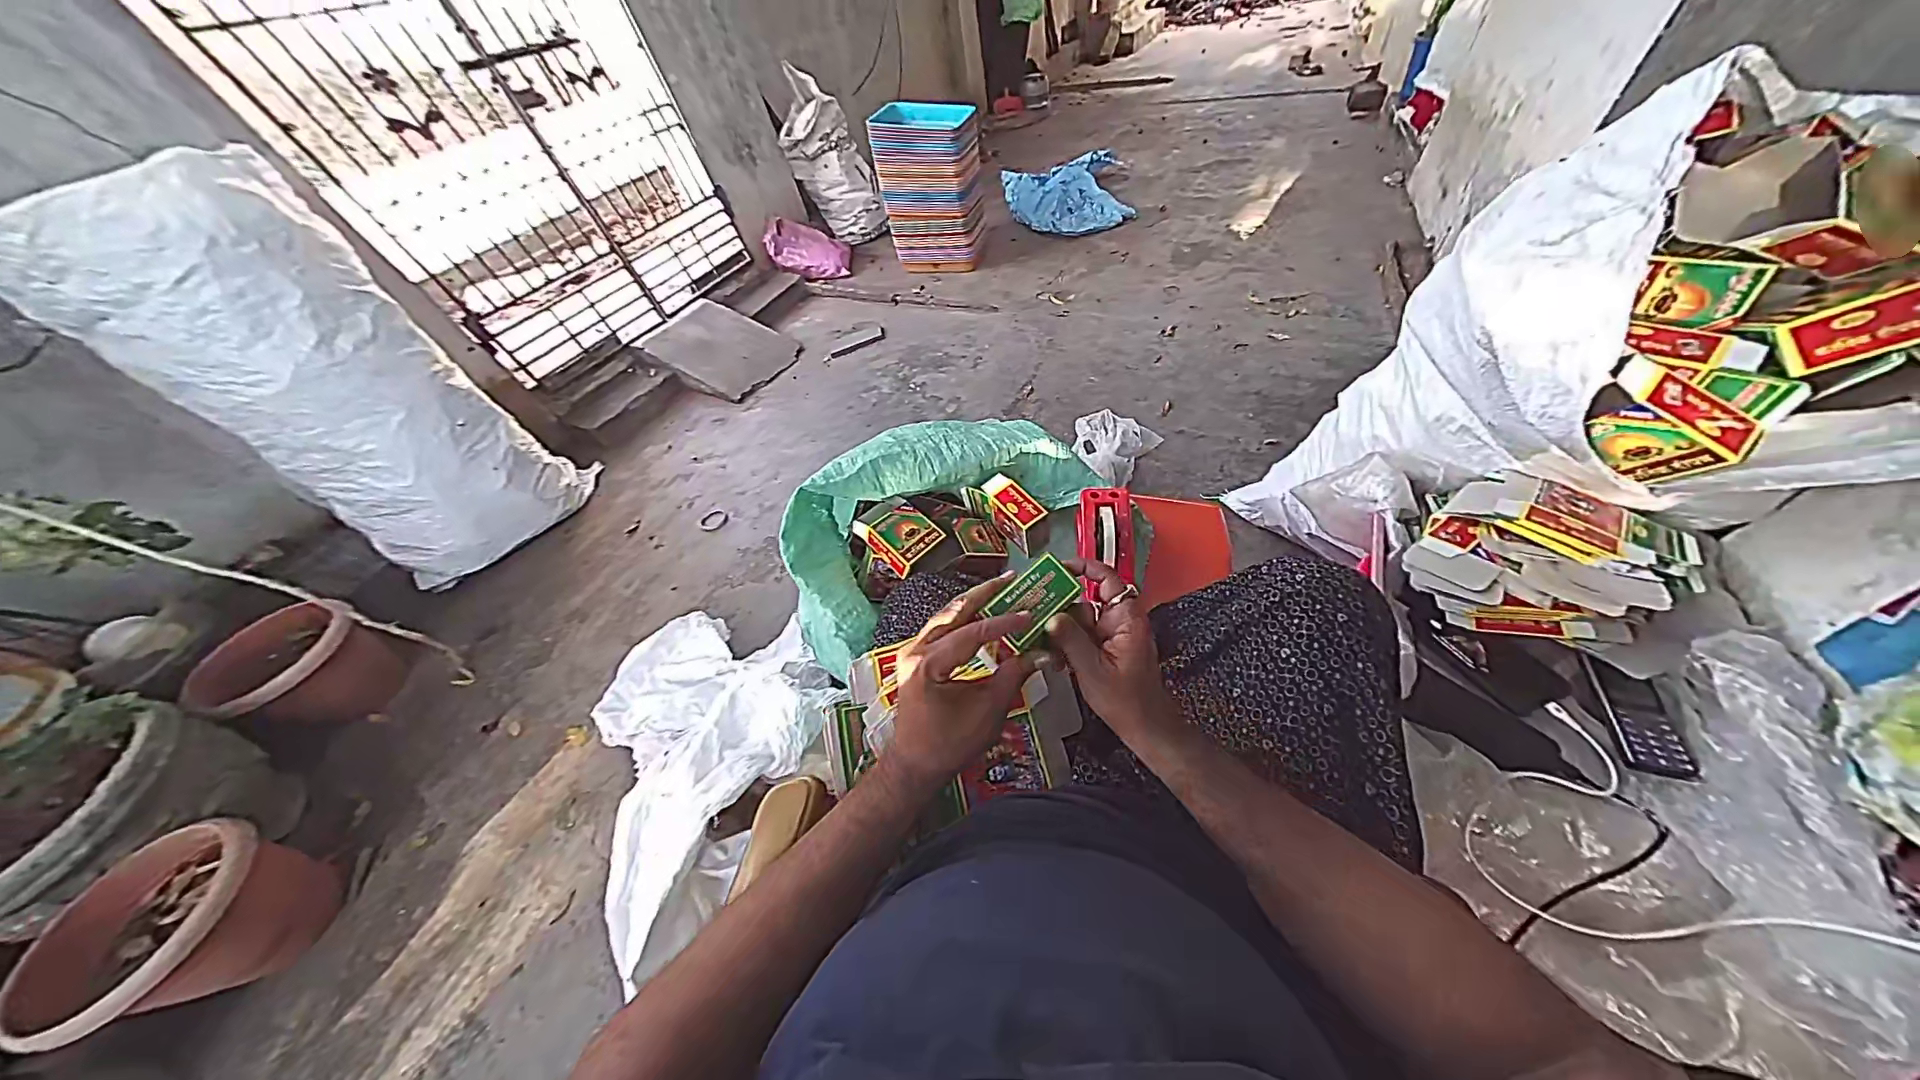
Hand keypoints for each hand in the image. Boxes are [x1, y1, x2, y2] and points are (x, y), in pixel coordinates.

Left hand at [884, 574, 1037, 790]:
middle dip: (985, 594)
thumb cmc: (948, 744)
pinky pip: (942, 629)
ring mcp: (912, 652)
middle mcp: (915, 650)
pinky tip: (983, 614)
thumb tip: (1039, 653)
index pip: (973, 632)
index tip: (1030, 615)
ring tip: (1001, 590)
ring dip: (974, 603)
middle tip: (1011, 580)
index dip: (1005, 623)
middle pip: (954, 611)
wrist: (915, 763)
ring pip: (946, 616)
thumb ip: (1012, 676)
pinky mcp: (917, 657)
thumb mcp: (987, 711)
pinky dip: (964, 619)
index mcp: (928, 664)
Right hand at [1046, 558, 1178, 742]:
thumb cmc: (1126, 700)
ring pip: (1080, 620)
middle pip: (1086, 601)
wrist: (1144, 726)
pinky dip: (1068, 644)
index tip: (1059, 568)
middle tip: (1035, 608)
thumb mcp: (1092, 669)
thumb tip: (1051, 616)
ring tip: (1041, 639)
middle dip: (1061, 606)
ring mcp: (1112, 636)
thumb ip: (1071, 640)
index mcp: (1125, 619)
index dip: (1085, 568)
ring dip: (1061, 630)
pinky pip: (1082, 637)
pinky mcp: (1105, 649)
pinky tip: (1055, 658)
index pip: (1108, 579)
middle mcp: (1119, 622)